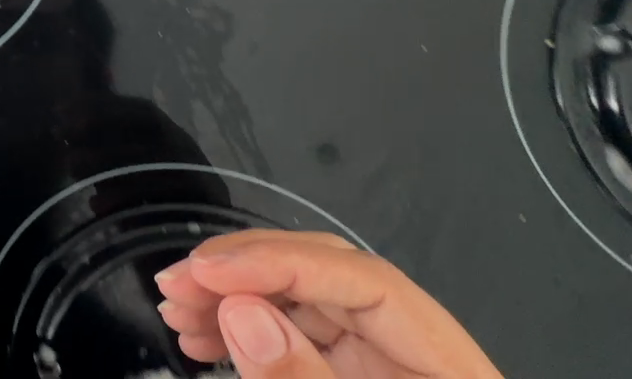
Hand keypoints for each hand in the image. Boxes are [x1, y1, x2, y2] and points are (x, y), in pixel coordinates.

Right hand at [154, 230, 502, 378]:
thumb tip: (237, 308)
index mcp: (456, 376)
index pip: (368, 284)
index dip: (281, 263)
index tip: (203, 271)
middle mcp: (422, 355)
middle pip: (328, 275)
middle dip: (243, 269)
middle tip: (176, 284)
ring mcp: (384, 364)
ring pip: (300, 294)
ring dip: (229, 294)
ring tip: (176, 312)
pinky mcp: (348, 375)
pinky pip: (290, 325)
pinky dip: (238, 321)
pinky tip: (199, 336)